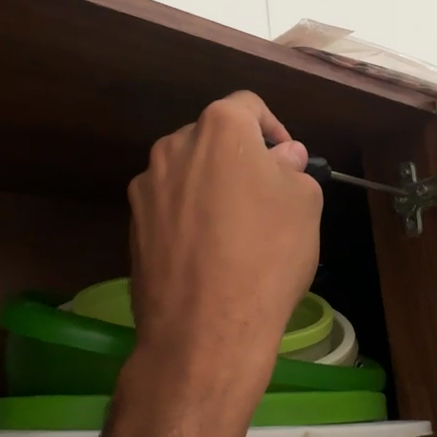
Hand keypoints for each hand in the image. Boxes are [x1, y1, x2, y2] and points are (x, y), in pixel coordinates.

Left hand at [126, 91, 323, 386]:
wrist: (205, 331)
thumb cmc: (267, 255)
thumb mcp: (304, 203)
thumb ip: (292, 168)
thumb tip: (280, 158)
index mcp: (219, 127)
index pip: (248, 105)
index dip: (274, 129)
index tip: (289, 162)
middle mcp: (175, 145)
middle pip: (214, 138)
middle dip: (241, 157)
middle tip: (267, 195)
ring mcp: (147, 186)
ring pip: (189, 172)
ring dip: (213, 186)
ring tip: (236, 229)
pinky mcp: (132, 224)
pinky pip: (170, 206)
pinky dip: (189, 216)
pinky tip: (208, 253)